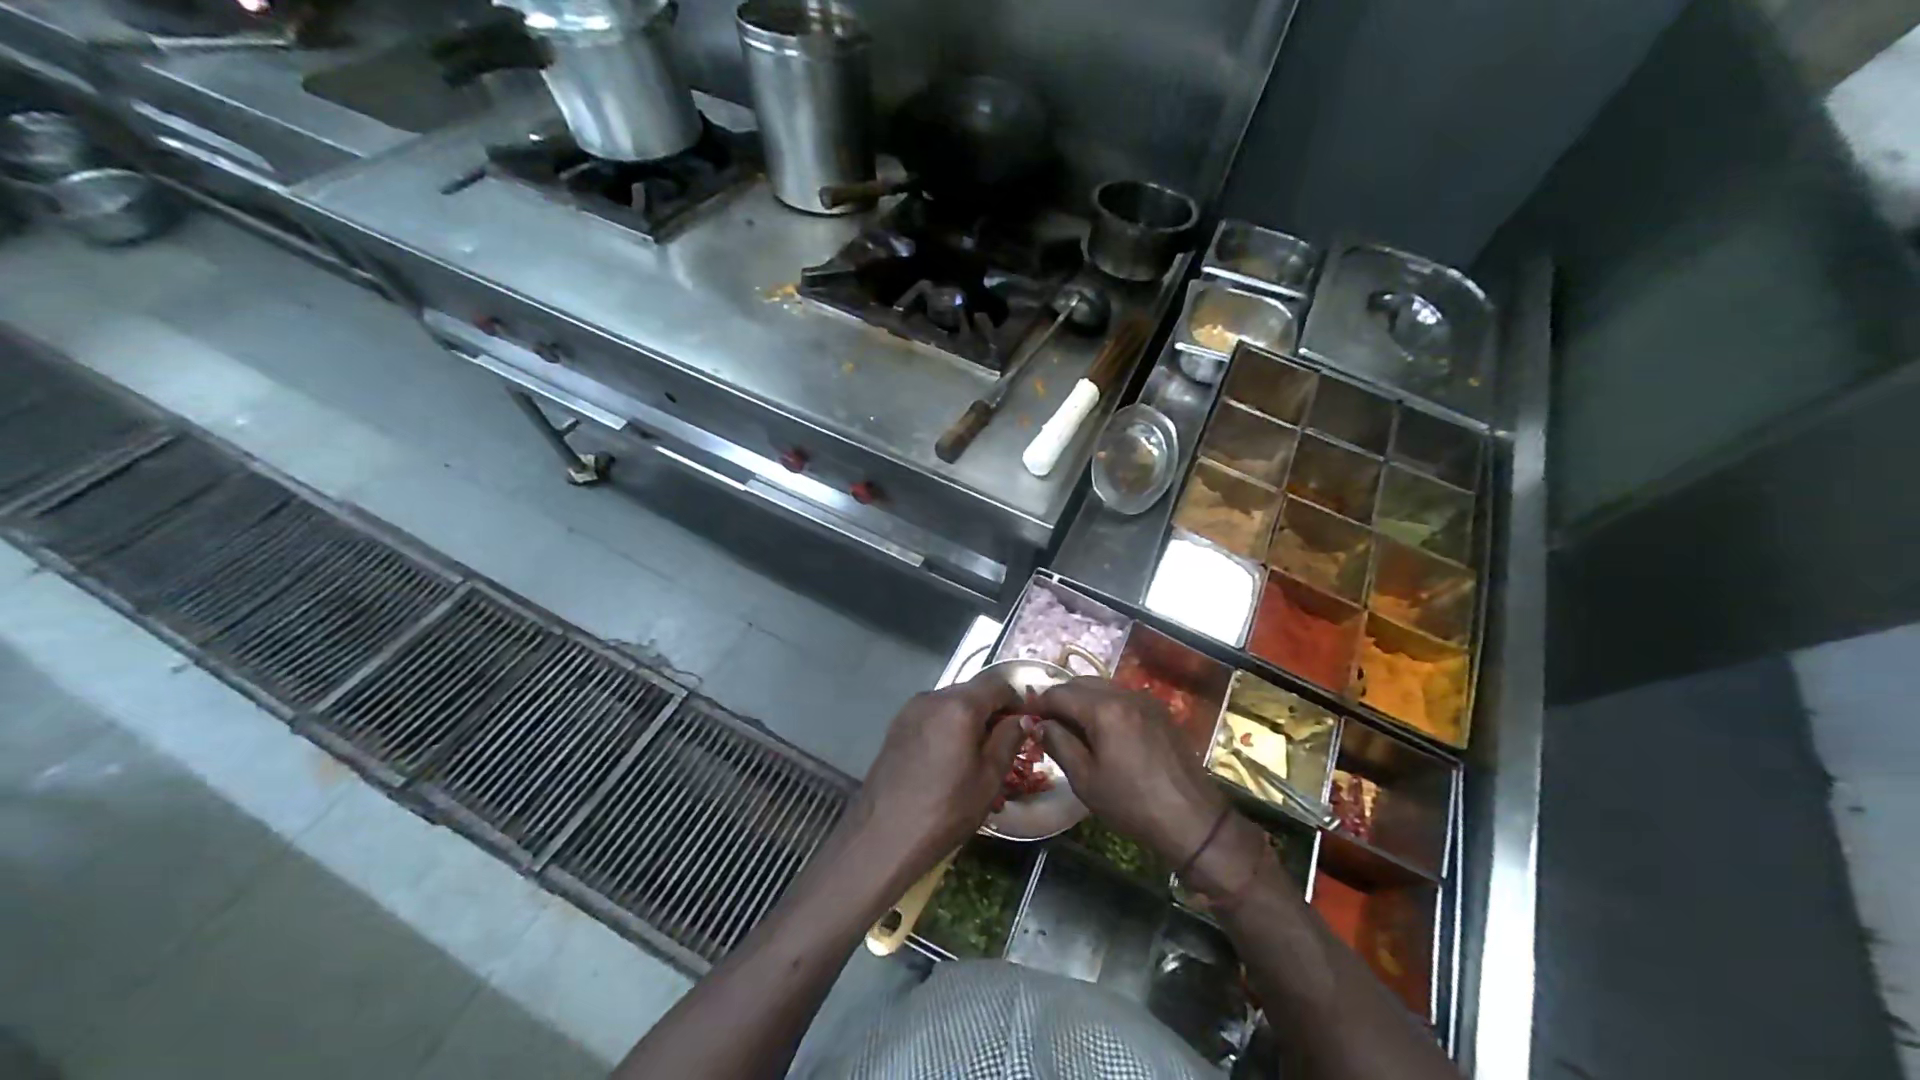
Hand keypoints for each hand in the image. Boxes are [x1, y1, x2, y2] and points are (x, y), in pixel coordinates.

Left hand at [849, 672, 1024, 870]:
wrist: (883, 836)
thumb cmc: (945, 809)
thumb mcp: (988, 778)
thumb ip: (1008, 739)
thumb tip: (1023, 718)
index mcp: (959, 705)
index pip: (998, 683)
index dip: (1017, 700)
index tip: (1027, 725)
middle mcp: (932, 697)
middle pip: (972, 691)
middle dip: (992, 711)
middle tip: (1006, 745)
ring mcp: (909, 711)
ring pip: (951, 704)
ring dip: (969, 720)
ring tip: (977, 757)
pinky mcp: (896, 727)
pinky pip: (932, 717)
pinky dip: (948, 728)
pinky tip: (950, 760)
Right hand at [1032, 677, 1228, 865]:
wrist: (1191, 820)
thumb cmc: (1131, 803)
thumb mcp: (1085, 778)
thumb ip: (1058, 743)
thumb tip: (1037, 724)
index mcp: (1105, 709)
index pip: (1060, 693)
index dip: (1039, 703)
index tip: (1026, 717)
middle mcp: (1125, 695)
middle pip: (1082, 684)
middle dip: (1060, 698)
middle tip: (1046, 723)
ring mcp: (1146, 702)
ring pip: (1103, 688)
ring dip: (1082, 701)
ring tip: (1070, 727)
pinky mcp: (1160, 713)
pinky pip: (1123, 698)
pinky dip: (1104, 706)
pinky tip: (1100, 730)